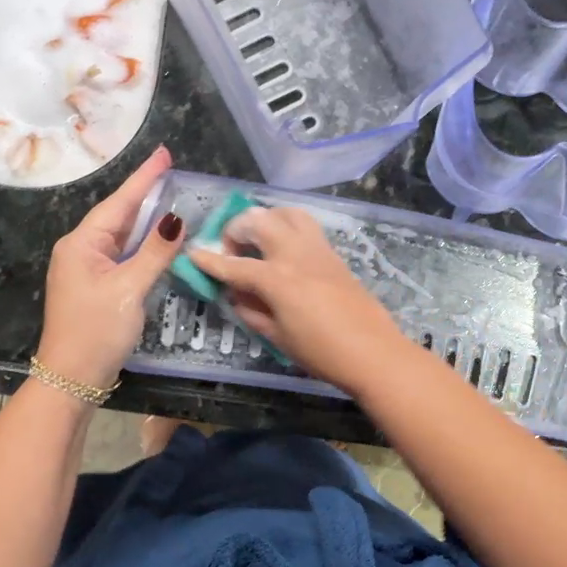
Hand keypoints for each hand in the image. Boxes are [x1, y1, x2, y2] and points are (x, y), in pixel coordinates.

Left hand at [36, 146, 184, 390]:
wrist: (72, 378)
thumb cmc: (97, 331)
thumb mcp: (129, 289)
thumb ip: (154, 253)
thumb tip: (176, 219)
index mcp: (82, 244)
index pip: (120, 203)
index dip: (144, 179)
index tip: (164, 154)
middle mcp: (80, 250)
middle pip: (118, 215)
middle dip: (145, 194)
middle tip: (171, 170)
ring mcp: (86, 270)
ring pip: (120, 236)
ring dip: (144, 219)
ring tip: (169, 196)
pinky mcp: (94, 288)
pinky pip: (121, 255)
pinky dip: (141, 244)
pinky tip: (157, 240)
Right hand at [188, 206, 413, 394]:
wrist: (374, 352)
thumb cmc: (322, 353)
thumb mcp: (278, 337)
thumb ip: (251, 312)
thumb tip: (236, 295)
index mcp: (276, 279)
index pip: (233, 266)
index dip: (209, 261)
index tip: (192, 255)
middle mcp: (294, 254)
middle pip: (257, 222)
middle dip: (236, 230)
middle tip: (232, 251)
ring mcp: (317, 249)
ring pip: (285, 213)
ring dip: (265, 220)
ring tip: (258, 242)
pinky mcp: (333, 253)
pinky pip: (305, 225)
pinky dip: (286, 226)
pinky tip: (283, 250)